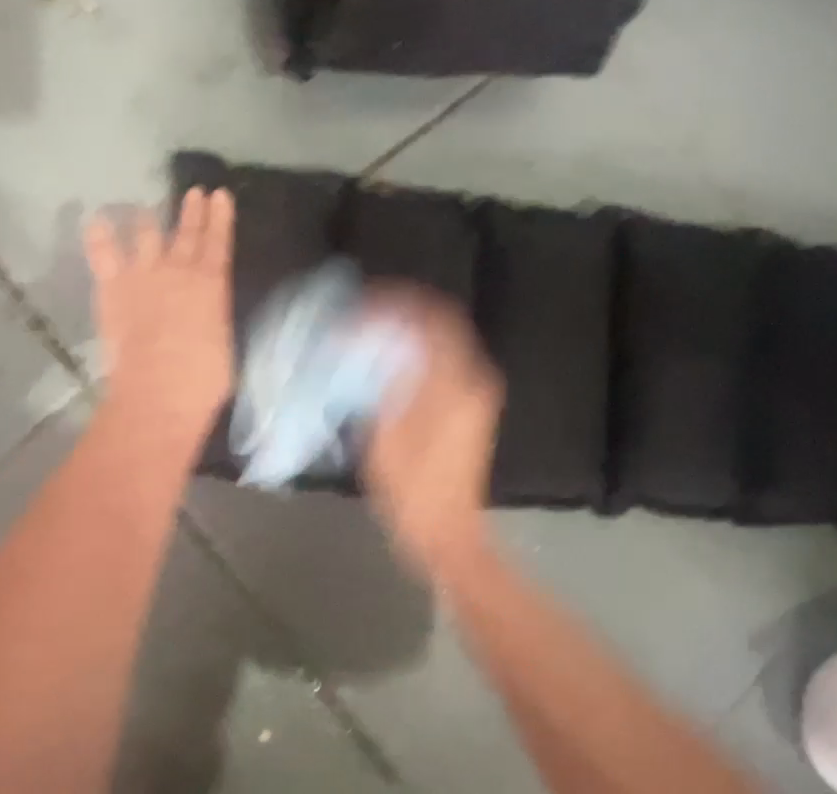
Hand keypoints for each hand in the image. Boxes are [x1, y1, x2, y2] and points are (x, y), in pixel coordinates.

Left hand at [84, 187, 235, 438]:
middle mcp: (179, 269)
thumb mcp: (222, 342)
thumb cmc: (202, 378)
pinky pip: (103, 253)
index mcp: (212, 284)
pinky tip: (95, 220)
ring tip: (145, 209)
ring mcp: (143, 274)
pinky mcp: (113, 286)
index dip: (220, 218)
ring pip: (147, 234)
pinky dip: (99, 235)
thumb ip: (213, 318)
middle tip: (194, 193)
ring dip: (148, 220)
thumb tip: (206, 315)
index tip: (220, 195)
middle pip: (187, 233)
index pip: (219, 241)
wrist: (159, 390)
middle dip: (192, 212)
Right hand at [360, 285, 503, 576]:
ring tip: (367, 337)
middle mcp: (474, 380)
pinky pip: (442, 364)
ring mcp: (476, 395)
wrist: (447, 536)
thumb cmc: (412, 489)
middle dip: (400, 315)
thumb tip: (365, 339)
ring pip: (441, 344)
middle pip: (439, 326)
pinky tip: (384, 367)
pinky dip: (414, 356)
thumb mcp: (384, 432)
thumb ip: (378, 378)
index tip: (365, 300)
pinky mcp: (470, 410)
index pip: (434, 317)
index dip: (400, 301)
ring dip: (407, 335)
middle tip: (361, 315)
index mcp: (456, 381)